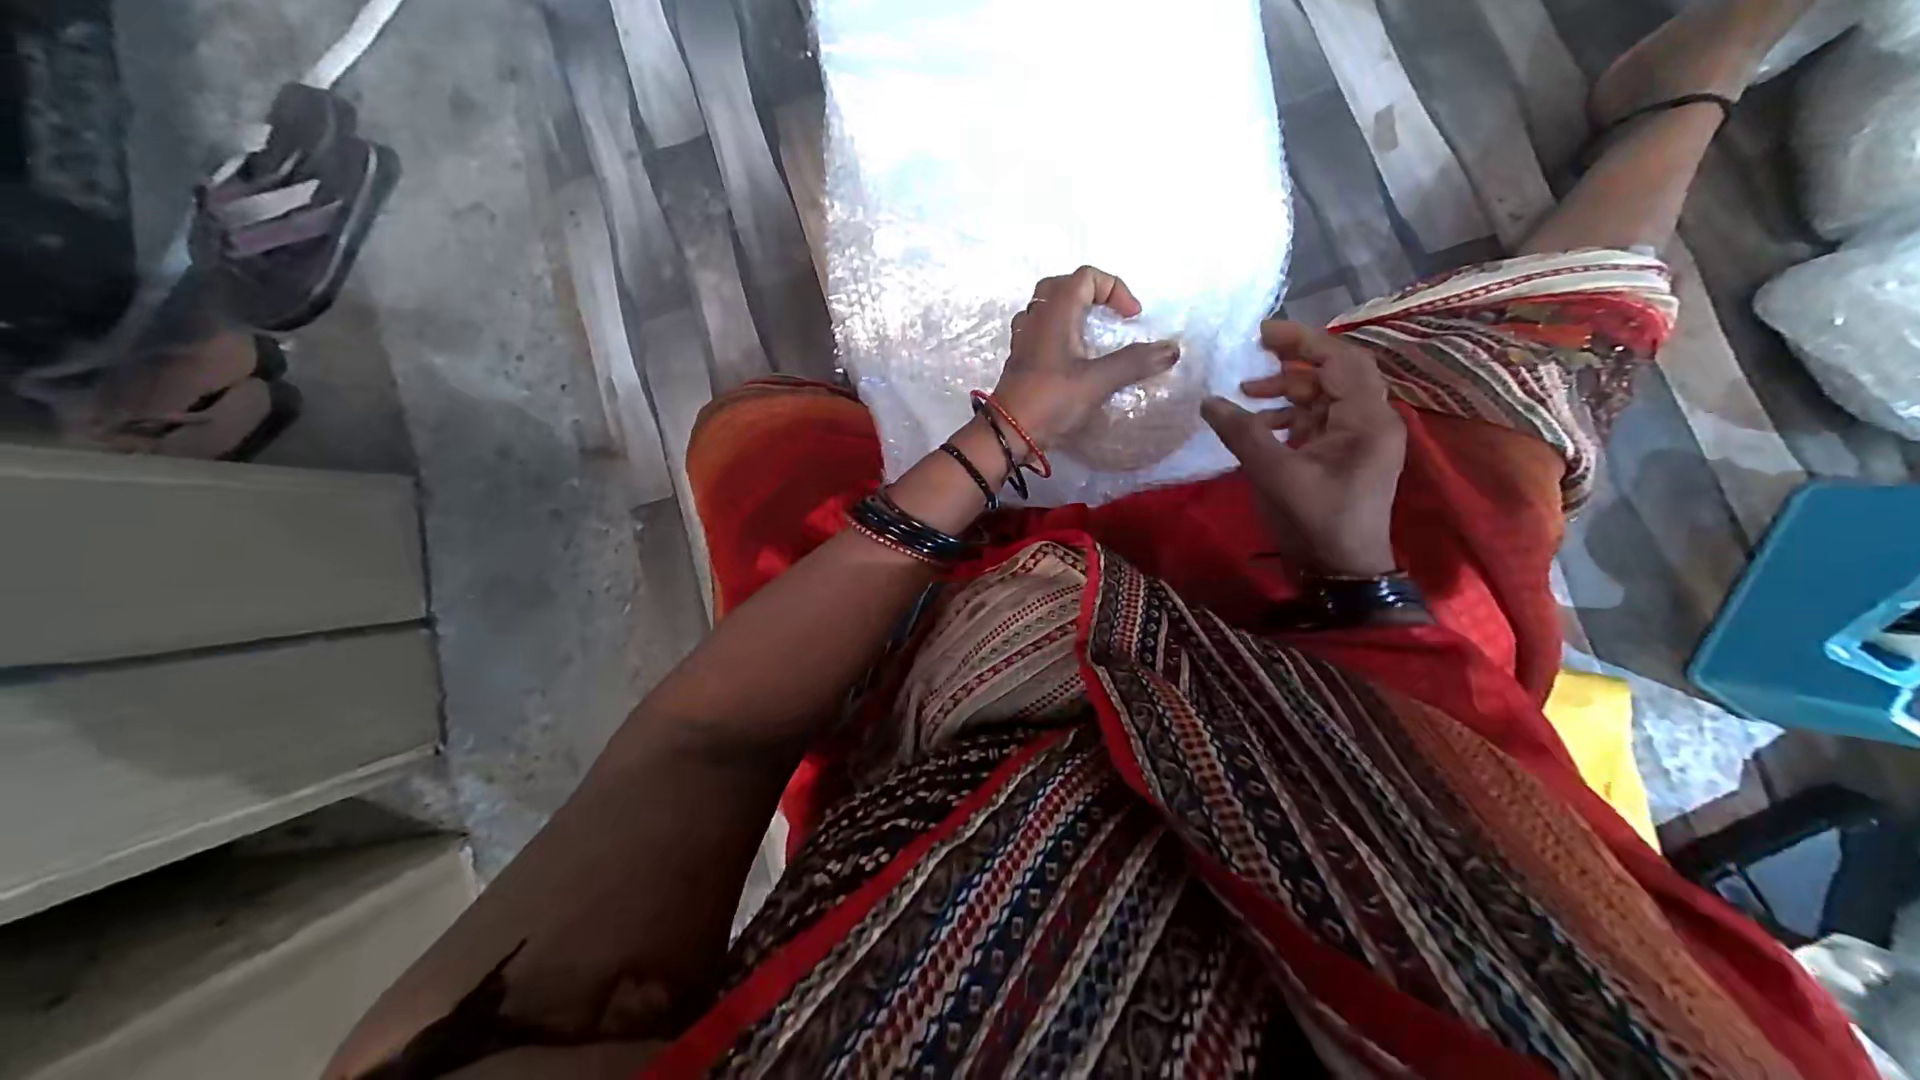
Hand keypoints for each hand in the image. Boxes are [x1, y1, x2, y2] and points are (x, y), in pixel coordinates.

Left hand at [991, 266, 1180, 450]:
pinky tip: (1070, 355)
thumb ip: (1134, 362)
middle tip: (1110, 315)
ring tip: (1091, 333)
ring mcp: (1023, 340)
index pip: (1086, 277)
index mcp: (1054, 313)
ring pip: (1046, 308)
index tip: (1131, 318)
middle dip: (1091, 294)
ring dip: (1071, 312)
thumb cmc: (1050, 400)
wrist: (1007, 433)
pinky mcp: (1020, 361)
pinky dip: (1058, 333)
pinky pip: (1038, 332)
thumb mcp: (1097, 381)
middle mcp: (1035, 319)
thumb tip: (1171, 349)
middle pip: (1062, 286)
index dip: (1114, 288)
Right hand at [1202, 321, 1406, 577]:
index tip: (1262, 332)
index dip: (1303, 341)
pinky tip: (1259, 424)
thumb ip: (1243, 433)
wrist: (1341, 570)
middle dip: (1293, 362)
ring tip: (1247, 393)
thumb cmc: (1316, 522)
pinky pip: (1319, 420)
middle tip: (1253, 353)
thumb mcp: (1275, 476)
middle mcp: (1372, 421)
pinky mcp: (1345, 454)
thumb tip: (1208, 401)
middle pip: (1335, 373)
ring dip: (1287, 390)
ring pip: (1325, 396)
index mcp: (1367, 421)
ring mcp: (1359, 439)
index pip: (1341, 361)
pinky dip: (1289, 415)